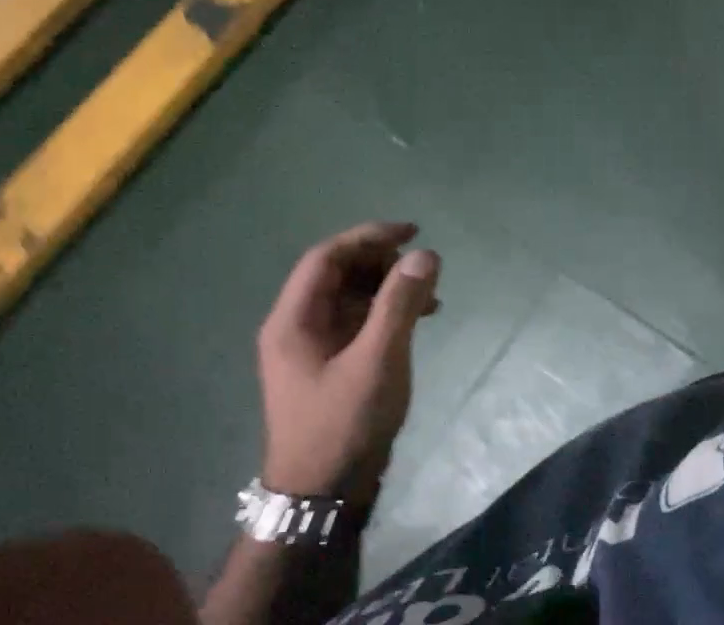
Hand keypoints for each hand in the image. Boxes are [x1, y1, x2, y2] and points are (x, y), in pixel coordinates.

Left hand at [256, 222, 439, 505]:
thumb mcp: (378, 359)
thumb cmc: (345, 421)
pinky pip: (359, 319)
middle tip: (425, 268)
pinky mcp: (332, 364)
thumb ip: (400, 304)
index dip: (368, 237)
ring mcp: (313, 347)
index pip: (325, 258)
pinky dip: (389, 309)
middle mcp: (296, 328)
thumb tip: (424, 254)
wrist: (324, 490)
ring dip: (390, 286)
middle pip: (337, 273)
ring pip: (351, 295)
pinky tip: (420, 318)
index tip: (414, 232)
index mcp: (293, 322)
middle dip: (383, 262)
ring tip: (430, 295)